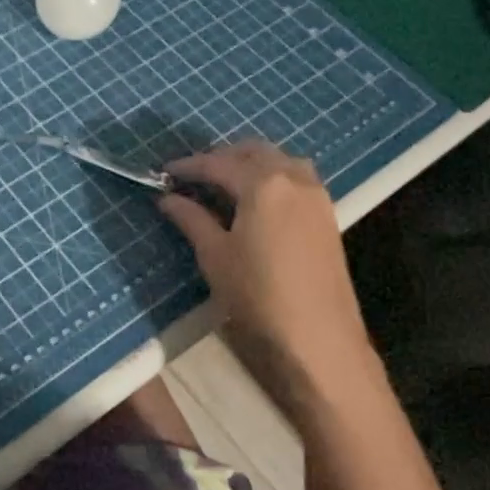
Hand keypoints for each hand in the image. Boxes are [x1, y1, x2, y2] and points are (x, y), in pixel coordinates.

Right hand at [157, 142, 377, 400]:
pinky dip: (271, 178)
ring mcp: (317, 197)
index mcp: (263, 184)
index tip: (163, 172)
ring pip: (280, 161)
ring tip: (223, 185)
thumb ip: (191, 219)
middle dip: (221, 158)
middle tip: (192, 177)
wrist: (318, 337)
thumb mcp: (214, 255)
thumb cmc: (257, 294)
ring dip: (250, 164)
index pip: (218, 164)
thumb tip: (168, 198)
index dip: (188, 166)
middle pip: (254, 152)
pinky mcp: (327, 216)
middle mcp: (294, 180)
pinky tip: (253, 202)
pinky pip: (296, 179)